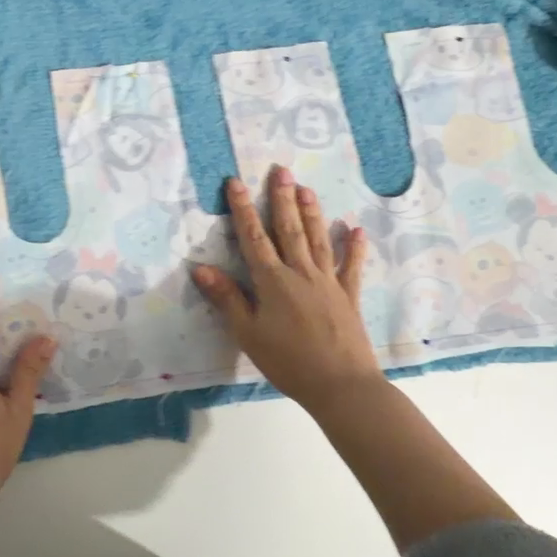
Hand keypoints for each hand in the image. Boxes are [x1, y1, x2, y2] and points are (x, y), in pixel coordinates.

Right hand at [190, 165, 383, 407]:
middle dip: (282, 198)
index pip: (253, 237)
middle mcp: (300, 273)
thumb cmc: (288, 362)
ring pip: (317, 239)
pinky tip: (356, 229)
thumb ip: (227, 298)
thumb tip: (200, 268)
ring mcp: (328, 282)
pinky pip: (351, 267)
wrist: (342, 386)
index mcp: (272, 281)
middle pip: (289, 229)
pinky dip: (354, 247)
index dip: (243, 209)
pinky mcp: (348, 297)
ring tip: (306, 188)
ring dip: (311, 212)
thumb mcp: (248, 333)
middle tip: (280, 170)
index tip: (236, 182)